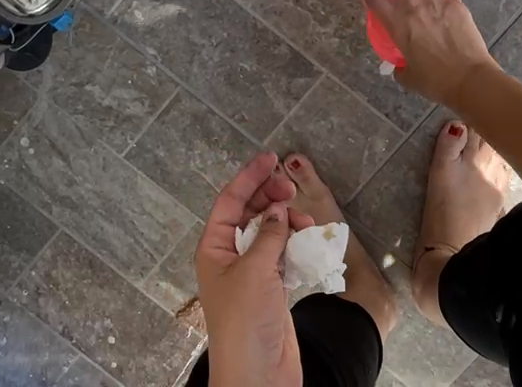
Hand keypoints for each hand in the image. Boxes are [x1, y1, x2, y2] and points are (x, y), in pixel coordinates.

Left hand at [195, 153, 314, 386]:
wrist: (259, 376)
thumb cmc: (246, 320)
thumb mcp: (255, 270)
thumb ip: (268, 234)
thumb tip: (277, 209)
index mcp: (214, 247)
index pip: (230, 200)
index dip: (249, 176)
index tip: (271, 157)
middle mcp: (229, 255)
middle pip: (249, 212)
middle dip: (270, 196)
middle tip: (292, 189)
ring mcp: (251, 272)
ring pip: (268, 231)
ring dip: (286, 220)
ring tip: (305, 221)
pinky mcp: (271, 288)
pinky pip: (282, 252)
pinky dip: (294, 242)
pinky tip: (307, 239)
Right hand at [364, 0, 499, 107]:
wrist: (468, 78)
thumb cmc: (435, 81)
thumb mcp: (409, 78)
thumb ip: (400, 68)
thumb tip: (400, 67)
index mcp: (396, 23)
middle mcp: (413, 6)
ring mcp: (436, 1)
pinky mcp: (457, 4)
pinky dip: (446, 1)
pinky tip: (449, 13)